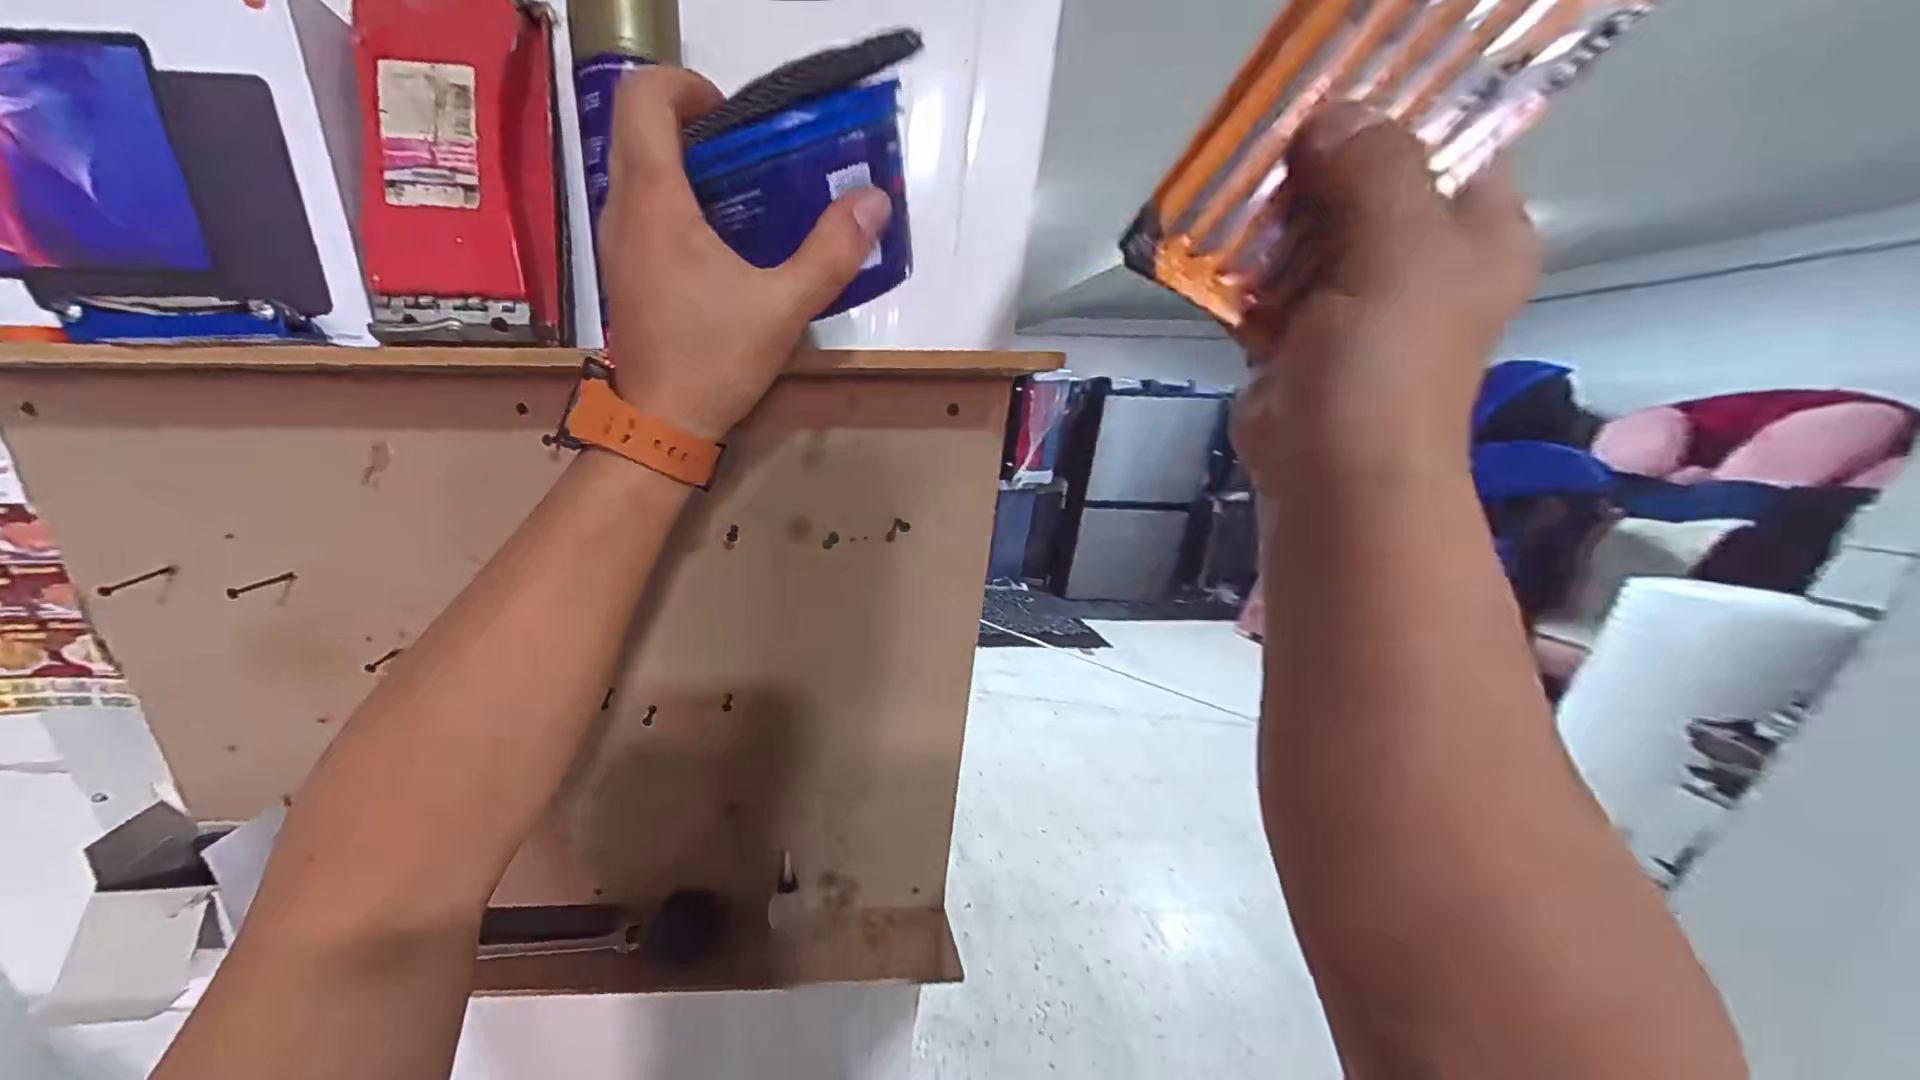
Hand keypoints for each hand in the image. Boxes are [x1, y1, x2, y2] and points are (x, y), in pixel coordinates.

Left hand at [597, 67, 893, 439]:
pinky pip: (640, 209)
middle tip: (748, 156)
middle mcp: (623, 211)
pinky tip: (719, 244)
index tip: (733, 115)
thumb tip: (873, 201)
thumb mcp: (784, 308)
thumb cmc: (716, 361)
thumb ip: (831, 253)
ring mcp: (616, 243)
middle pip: (637, 128)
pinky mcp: (623, 270)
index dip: (686, 85)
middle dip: (690, 123)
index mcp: (656, 203)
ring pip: (635, 169)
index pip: (645, 98)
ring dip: (682, 163)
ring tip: (741, 197)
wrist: (661, 422)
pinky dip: (674, 201)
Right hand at [1231, 103, 1539, 482]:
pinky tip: (1211, 236)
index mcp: (1473, 235)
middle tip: (1274, 126)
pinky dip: (1240, 264)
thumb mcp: (1401, 251)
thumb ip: (1375, 171)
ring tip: (1233, 174)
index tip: (1347, 79)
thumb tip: (1333, 114)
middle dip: (1321, 158)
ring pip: (1308, 234)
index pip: (1456, 142)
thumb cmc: (1386, 364)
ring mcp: (1347, 303)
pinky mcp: (1291, 336)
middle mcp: (1414, 263)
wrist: (1329, 471)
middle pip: (1368, 184)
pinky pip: (1265, 282)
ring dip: (1271, 211)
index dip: (1408, 104)